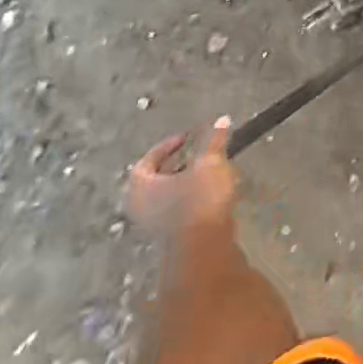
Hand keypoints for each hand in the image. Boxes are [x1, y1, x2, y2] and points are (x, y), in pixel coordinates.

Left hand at [128, 116, 237, 238]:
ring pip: (164, 193)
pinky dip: (187, 193)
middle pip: (153, 178)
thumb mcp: (210, 163)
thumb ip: (215, 141)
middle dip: (175, 163)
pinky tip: (208, 189)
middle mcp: (140, 205)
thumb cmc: (200, 198)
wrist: (203, 243)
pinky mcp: (168, 232)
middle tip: (195, 151)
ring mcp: (152, 222)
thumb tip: (222, 119)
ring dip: (182, 178)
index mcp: (141, 186)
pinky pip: (174, 206)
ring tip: (206, 168)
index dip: (165, 146)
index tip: (186, 137)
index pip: (146, 161)